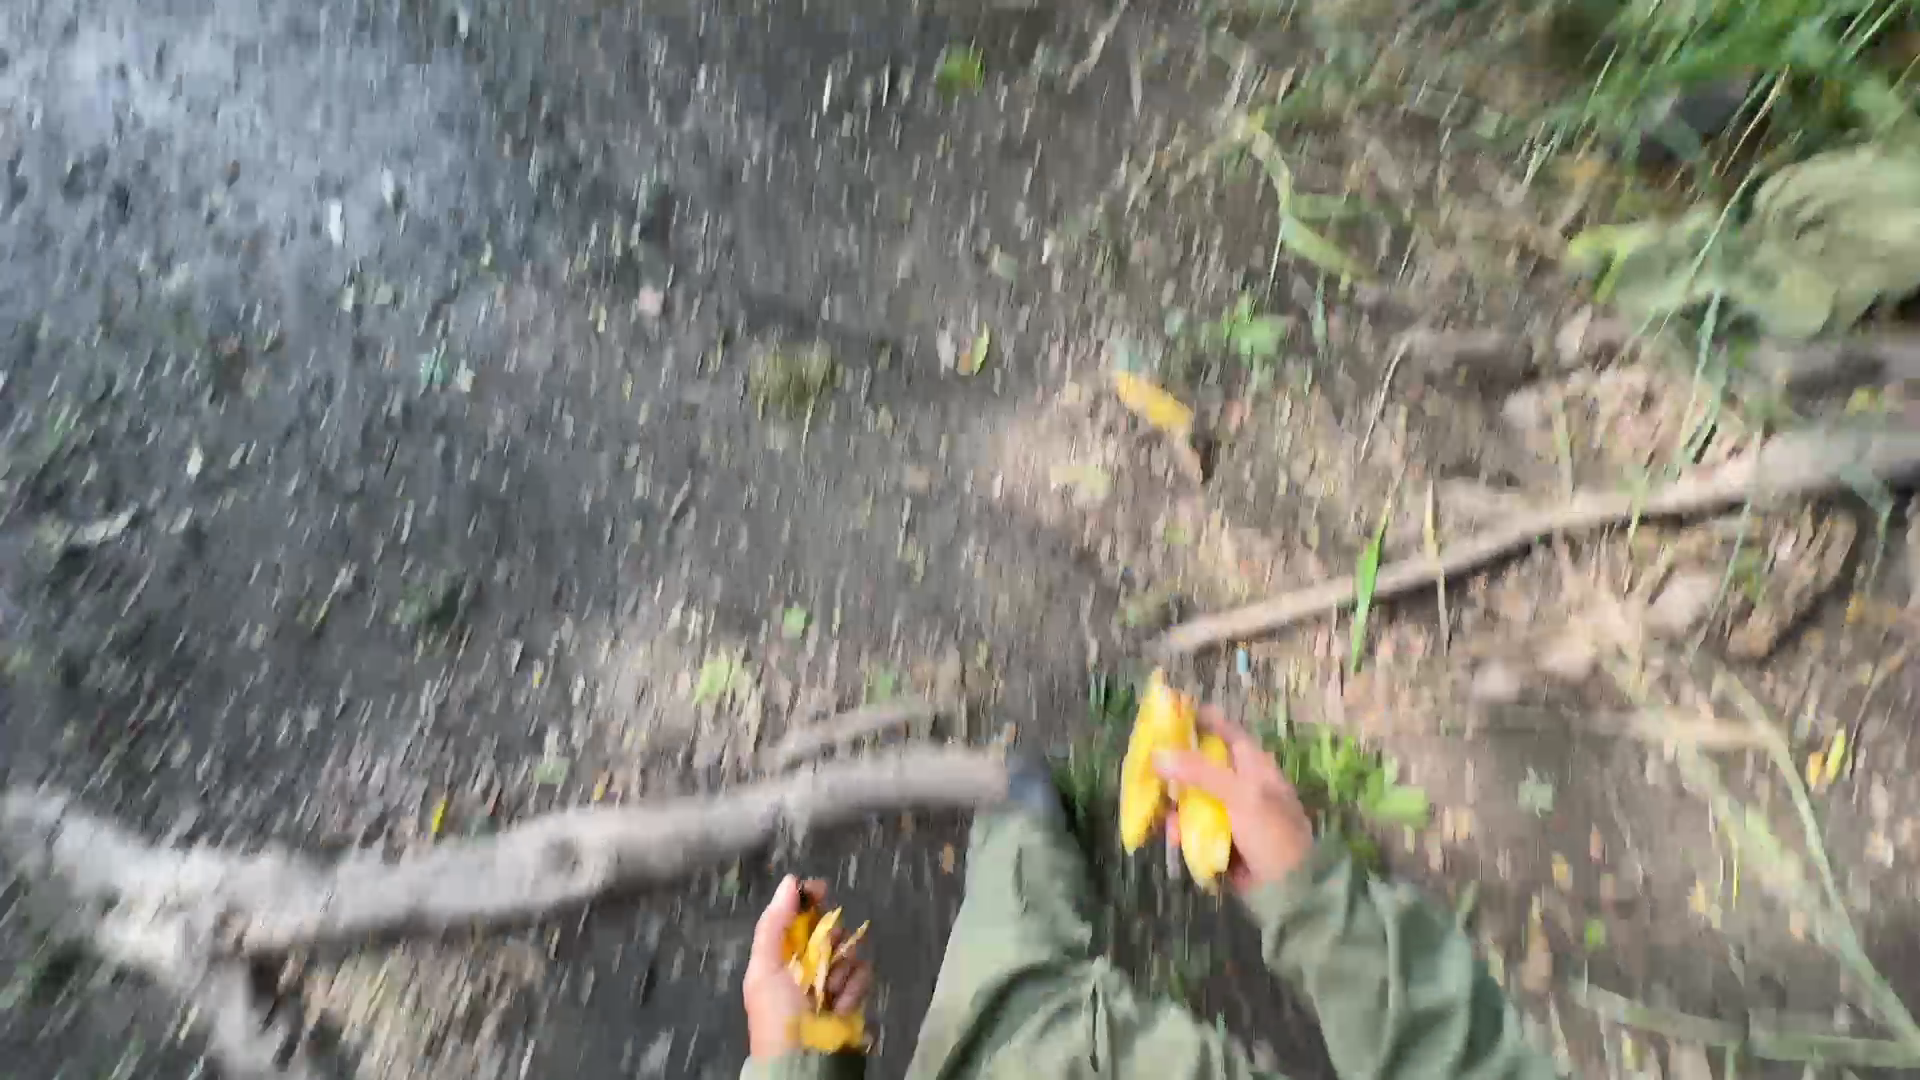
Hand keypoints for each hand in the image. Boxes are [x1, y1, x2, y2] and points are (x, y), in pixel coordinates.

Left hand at [743, 876, 871, 1058]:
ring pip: (849, 948)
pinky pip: (863, 972)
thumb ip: (774, 924)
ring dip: (841, 968)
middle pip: (830, 927)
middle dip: (831, 938)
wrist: (803, 1062)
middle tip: (825, 954)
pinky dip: (854, 987)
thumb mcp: (764, 969)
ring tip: (830, 989)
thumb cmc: (777, 1014)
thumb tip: (790, 879)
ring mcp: (832, 978)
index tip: (821, 891)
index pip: (799, 914)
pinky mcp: (853, 994)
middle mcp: (808, 962)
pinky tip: (840, 1003)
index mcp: (782, 954)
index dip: (810, 899)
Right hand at [1155, 707, 1314, 893]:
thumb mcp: (1240, 795)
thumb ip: (1199, 771)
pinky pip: (1192, 824)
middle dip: (1175, 763)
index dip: (1200, 719)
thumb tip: (1157, 755)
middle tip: (1148, 762)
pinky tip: (1171, 834)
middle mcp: (1241, 782)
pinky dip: (1180, 827)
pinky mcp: (1220, 836)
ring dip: (1174, 800)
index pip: (1225, 731)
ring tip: (1158, 806)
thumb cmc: (1272, 832)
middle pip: (1201, 762)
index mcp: (1254, 765)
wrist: (1291, 891)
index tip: (1169, 714)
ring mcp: (1230, 811)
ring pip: (1192, 794)